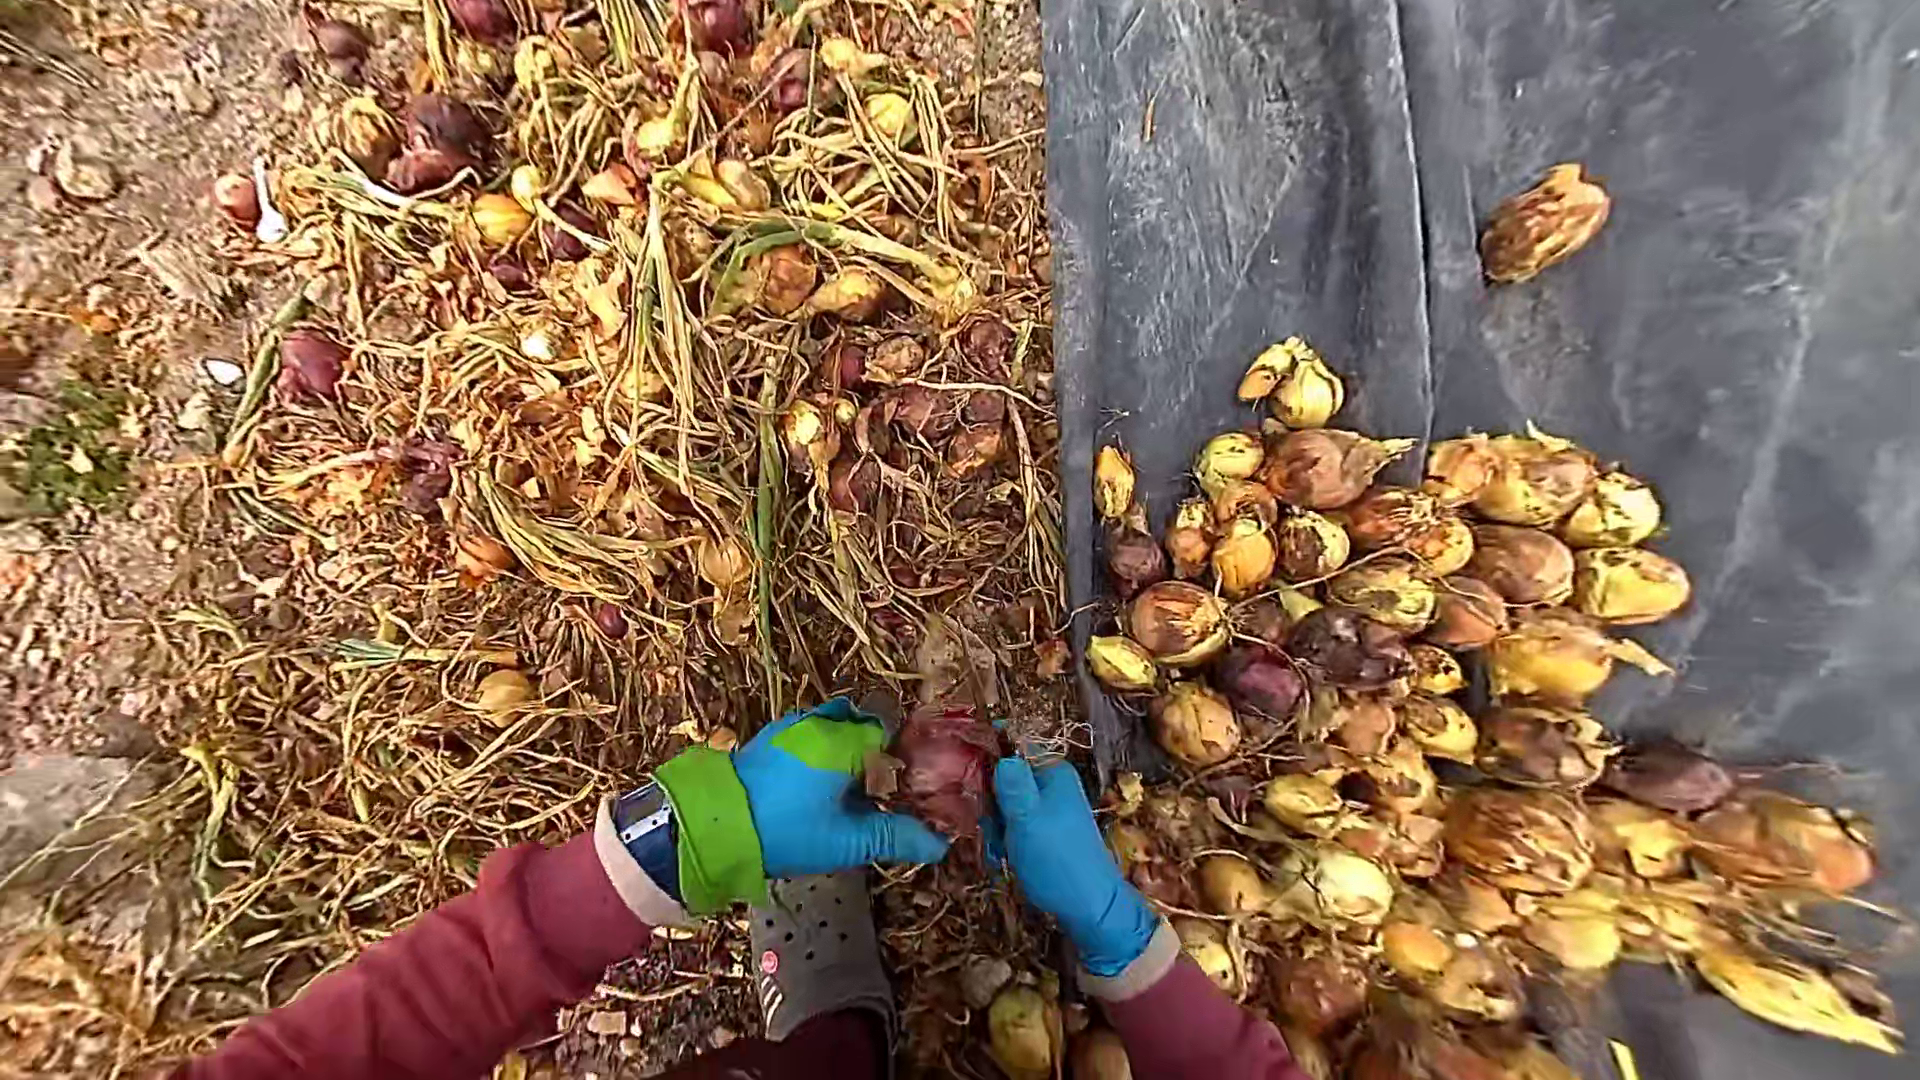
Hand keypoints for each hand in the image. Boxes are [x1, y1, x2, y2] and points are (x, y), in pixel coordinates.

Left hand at [735, 699, 950, 877]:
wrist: (715, 825)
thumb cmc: (788, 831)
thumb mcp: (845, 840)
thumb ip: (894, 837)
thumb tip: (939, 845)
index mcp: (844, 741)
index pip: (886, 731)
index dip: (895, 755)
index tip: (895, 783)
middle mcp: (821, 723)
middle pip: (861, 724)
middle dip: (871, 749)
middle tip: (870, 787)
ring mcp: (792, 725)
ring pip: (833, 724)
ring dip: (844, 745)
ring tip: (841, 785)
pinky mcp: (771, 735)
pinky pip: (808, 730)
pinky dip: (819, 746)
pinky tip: (810, 780)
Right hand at [992, 757, 1158, 975]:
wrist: (1090, 910)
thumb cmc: (1057, 859)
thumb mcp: (1028, 817)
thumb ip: (1012, 782)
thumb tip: (1001, 753)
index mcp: (1053, 771)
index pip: (1013, 746)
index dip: (990, 758)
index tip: (970, 777)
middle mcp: (1052, 785)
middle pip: (1007, 776)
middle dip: (990, 799)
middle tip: (986, 824)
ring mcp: (1049, 809)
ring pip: (1007, 803)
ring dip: (995, 823)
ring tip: (996, 845)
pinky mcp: (1045, 832)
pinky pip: (1016, 824)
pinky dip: (1006, 837)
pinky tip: (1003, 855)